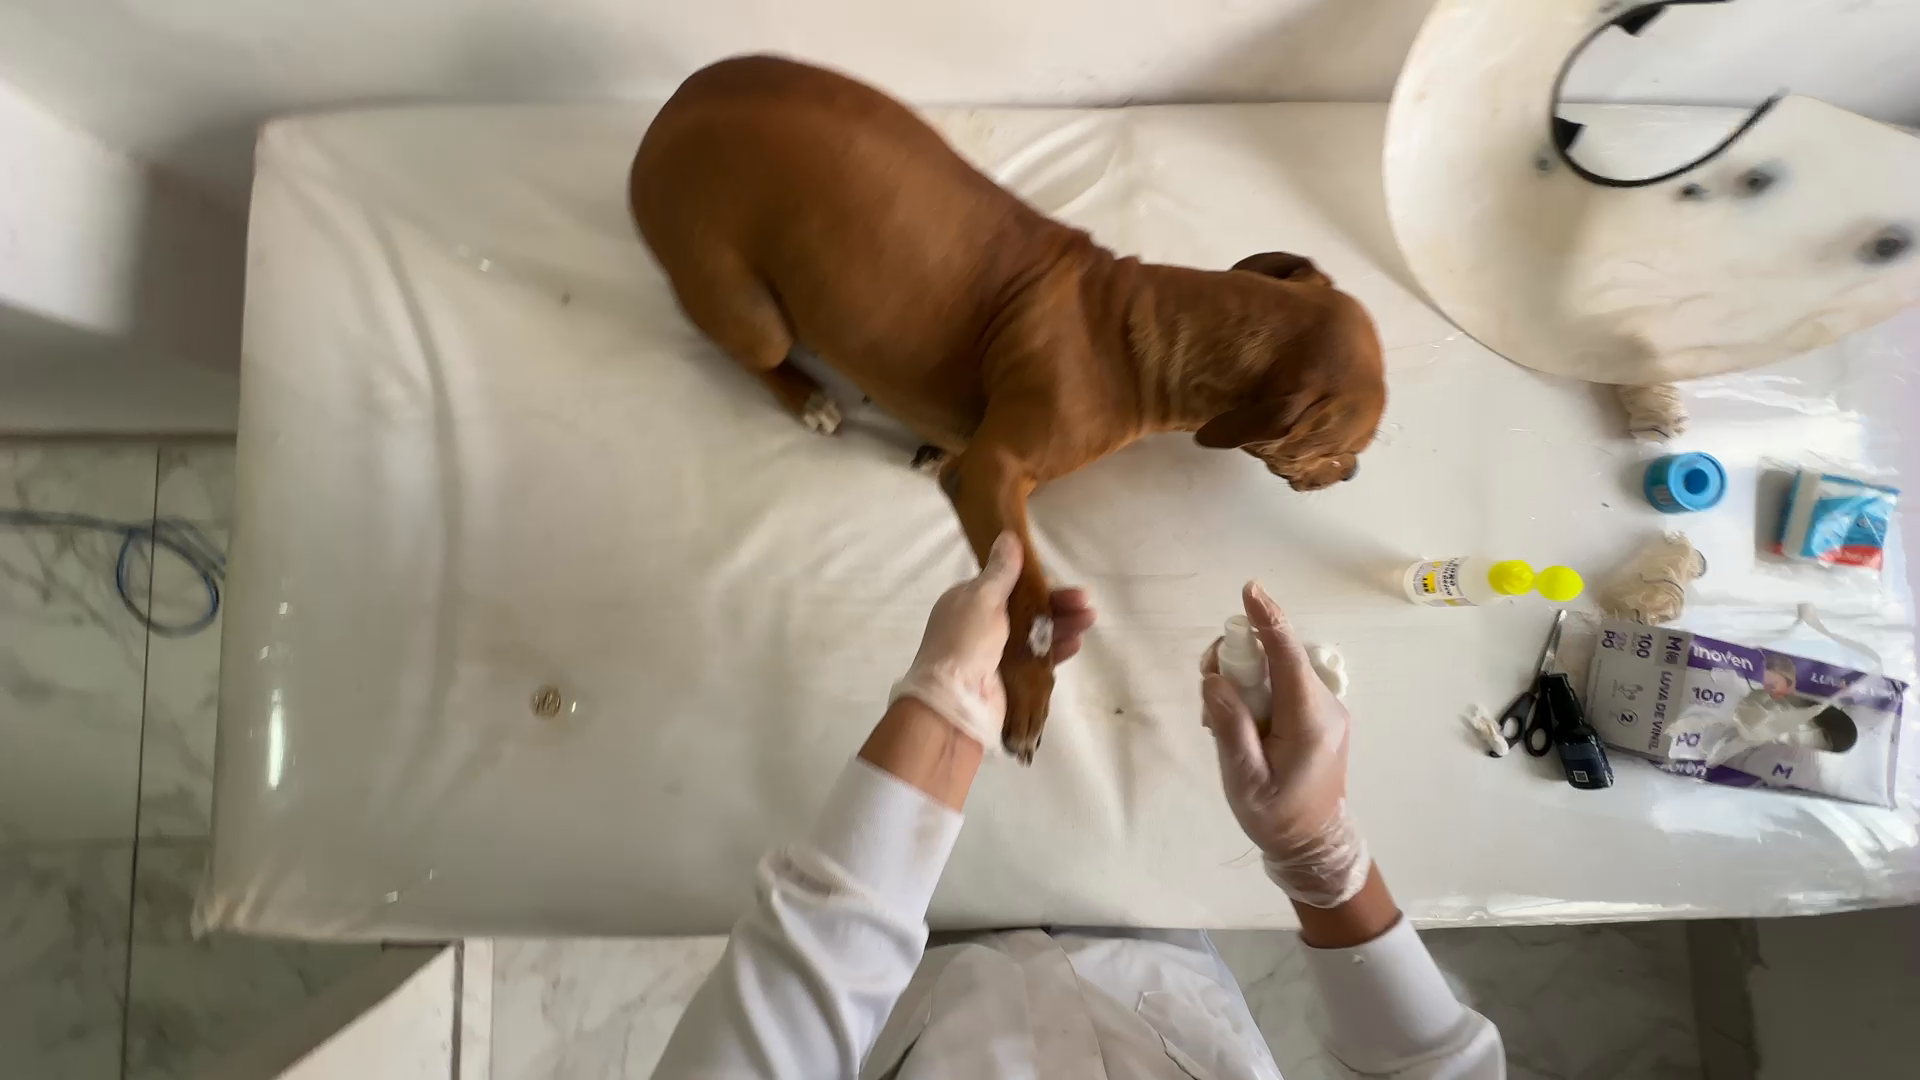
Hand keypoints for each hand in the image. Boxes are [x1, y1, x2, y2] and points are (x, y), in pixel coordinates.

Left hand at [893, 533, 1095, 749]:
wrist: (954, 703)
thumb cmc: (965, 642)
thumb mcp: (981, 599)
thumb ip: (1000, 571)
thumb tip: (1008, 536)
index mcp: (968, 601)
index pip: (1006, 585)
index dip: (1033, 581)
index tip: (1057, 578)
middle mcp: (981, 625)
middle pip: (1025, 608)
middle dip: (1055, 603)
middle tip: (1084, 601)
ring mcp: (995, 653)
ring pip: (1035, 633)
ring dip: (1062, 624)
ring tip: (1088, 620)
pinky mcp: (1009, 677)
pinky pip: (1037, 658)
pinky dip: (1056, 649)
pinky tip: (1076, 643)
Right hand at [1200, 582, 1369, 907]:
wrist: (1314, 846)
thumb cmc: (1277, 817)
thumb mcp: (1245, 780)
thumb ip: (1230, 727)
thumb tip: (1214, 680)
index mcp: (1310, 719)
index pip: (1288, 655)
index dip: (1267, 619)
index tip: (1249, 590)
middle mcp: (1323, 705)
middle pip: (1277, 656)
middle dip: (1237, 658)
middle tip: (1208, 687)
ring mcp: (1322, 708)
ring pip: (1276, 668)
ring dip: (1242, 678)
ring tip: (1220, 717)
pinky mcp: (1316, 714)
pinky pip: (1279, 684)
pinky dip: (1253, 691)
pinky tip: (1238, 721)